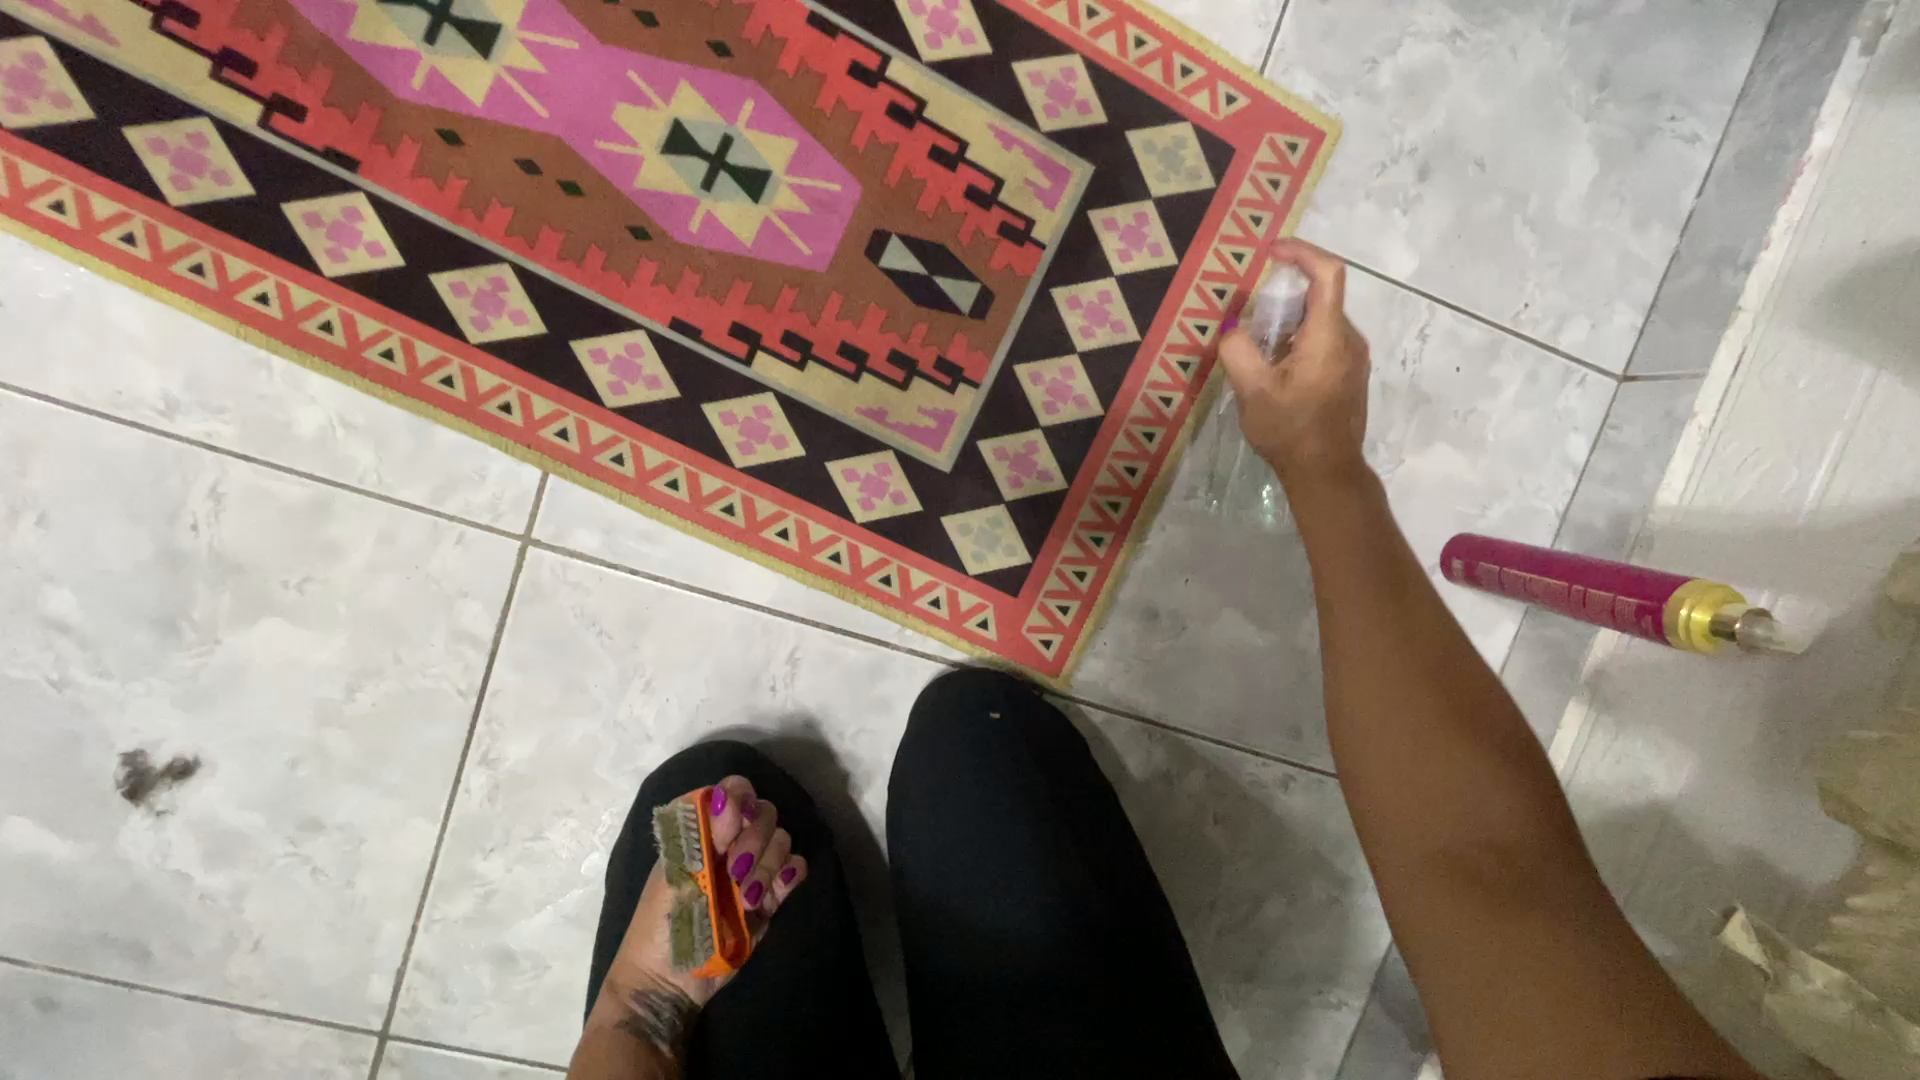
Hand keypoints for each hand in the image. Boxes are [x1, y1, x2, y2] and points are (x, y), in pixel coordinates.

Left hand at [583, 776, 808, 1068]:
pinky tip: (774, 894)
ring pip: (781, 839)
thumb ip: (704, 835)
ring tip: (745, 900)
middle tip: (735, 873)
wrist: (671, 988)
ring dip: (767, 865)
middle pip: (763, 812)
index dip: (739, 801)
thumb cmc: (661, 928)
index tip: (732, 828)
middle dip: (754, 840)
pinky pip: (795, 867)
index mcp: (701, 832)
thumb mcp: (677, 879)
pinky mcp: (771, 895)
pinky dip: (790, 874)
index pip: (732, 791)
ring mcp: (752, 868)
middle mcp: (730, 843)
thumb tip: (729, 795)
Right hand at [1217, 238, 1372, 490]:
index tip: (1272, 252)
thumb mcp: (1251, 390)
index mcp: (1328, 334)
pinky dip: (1297, 344)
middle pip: (1319, 299)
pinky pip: (1323, 344)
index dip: (1301, 253)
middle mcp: (1349, 339)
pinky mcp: (1350, 376)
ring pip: (1319, 324)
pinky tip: (1275, 374)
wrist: (1327, 472)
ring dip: (1288, 327)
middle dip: (1283, 300)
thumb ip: (1238, 349)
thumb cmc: (1290, 429)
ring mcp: (1354, 359)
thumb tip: (1235, 330)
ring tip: (1257, 355)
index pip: (1327, 272)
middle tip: (1250, 323)